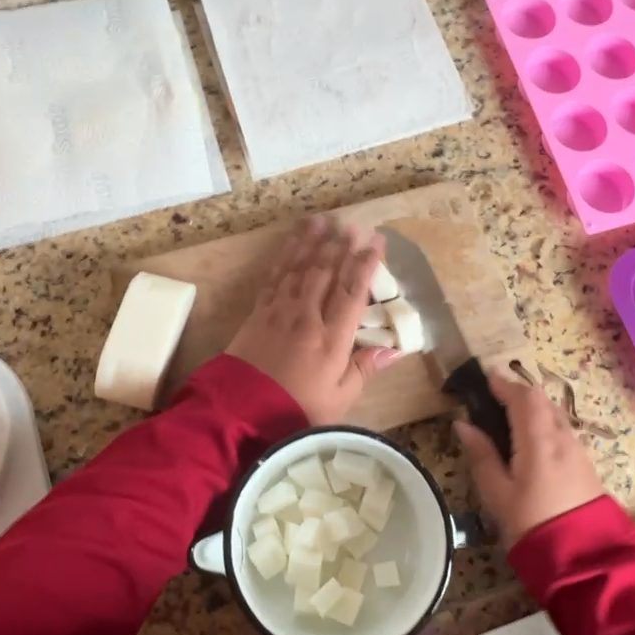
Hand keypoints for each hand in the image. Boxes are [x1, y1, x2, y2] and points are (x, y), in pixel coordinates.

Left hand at [227, 217, 400, 423]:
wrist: (241, 412)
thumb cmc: (297, 409)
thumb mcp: (339, 399)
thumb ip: (364, 369)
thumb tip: (393, 349)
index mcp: (332, 339)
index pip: (353, 291)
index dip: (367, 263)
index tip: (377, 241)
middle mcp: (307, 317)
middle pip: (327, 272)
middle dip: (341, 246)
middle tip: (353, 225)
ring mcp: (280, 311)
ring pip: (300, 268)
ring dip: (313, 243)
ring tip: (324, 221)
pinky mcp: (259, 313)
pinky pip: (275, 277)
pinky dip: (285, 257)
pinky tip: (292, 243)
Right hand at [454, 373, 606, 547]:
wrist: (583, 560)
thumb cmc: (532, 525)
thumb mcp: (497, 494)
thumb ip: (481, 455)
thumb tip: (464, 424)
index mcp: (538, 440)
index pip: (522, 397)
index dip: (502, 384)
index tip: (483, 380)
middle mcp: (562, 437)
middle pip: (541, 400)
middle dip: (517, 393)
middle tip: (493, 398)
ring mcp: (578, 450)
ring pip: (554, 414)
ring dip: (533, 408)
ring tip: (510, 418)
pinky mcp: (585, 465)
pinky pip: (562, 431)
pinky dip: (545, 424)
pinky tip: (532, 441)